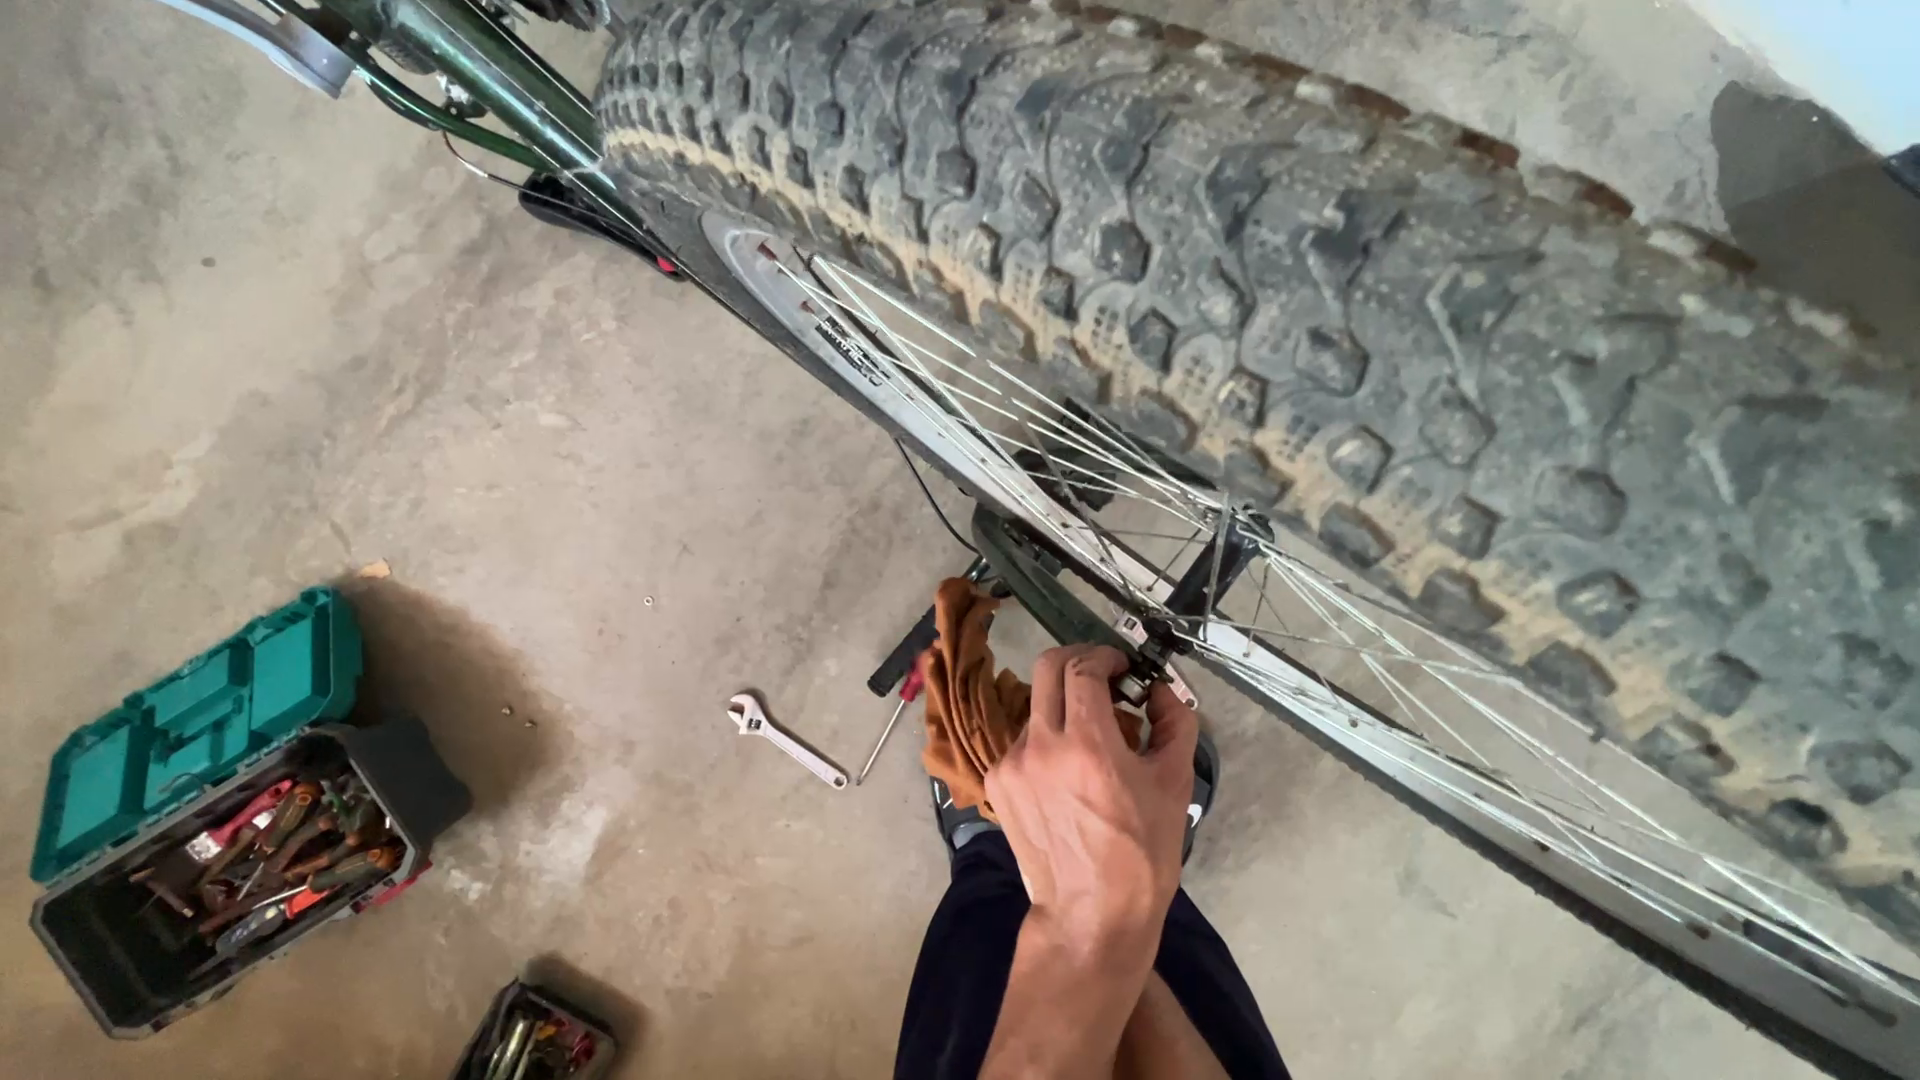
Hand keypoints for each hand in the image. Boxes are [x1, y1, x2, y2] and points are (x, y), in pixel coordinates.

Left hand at [986, 645, 1200, 954]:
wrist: (1092, 914)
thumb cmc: (1142, 852)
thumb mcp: (1174, 784)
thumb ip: (1174, 722)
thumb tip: (1162, 689)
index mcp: (1086, 744)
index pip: (1083, 668)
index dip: (1105, 655)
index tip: (1122, 666)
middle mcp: (1039, 745)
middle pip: (1046, 668)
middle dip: (1077, 660)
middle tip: (1103, 678)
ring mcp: (1010, 764)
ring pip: (1036, 707)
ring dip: (1064, 708)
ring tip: (1092, 740)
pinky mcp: (995, 782)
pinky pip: (1022, 741)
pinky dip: (1047, 741)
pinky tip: (1068, 773)